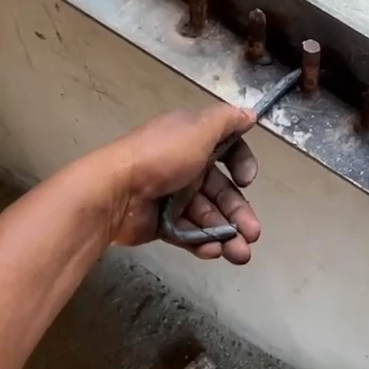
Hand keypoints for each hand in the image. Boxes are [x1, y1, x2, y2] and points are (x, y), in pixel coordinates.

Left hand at [103, 104, 261, 263]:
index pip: (227, 151)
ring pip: (209, 217)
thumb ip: (227, 120)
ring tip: (239, 254)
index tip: (246, 180)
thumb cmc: (160, 157)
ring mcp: (172, 197)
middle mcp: (184, 167)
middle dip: (240, 213)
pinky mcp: (162, 223)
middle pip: (221, 191)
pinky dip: (203, 243)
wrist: (114, 192)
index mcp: (192, 141)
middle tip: (253, 234)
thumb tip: (250, 114)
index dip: (242, 165)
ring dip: (228, 235)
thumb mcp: (198, 129)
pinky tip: (213, 251)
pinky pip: (189, 233)